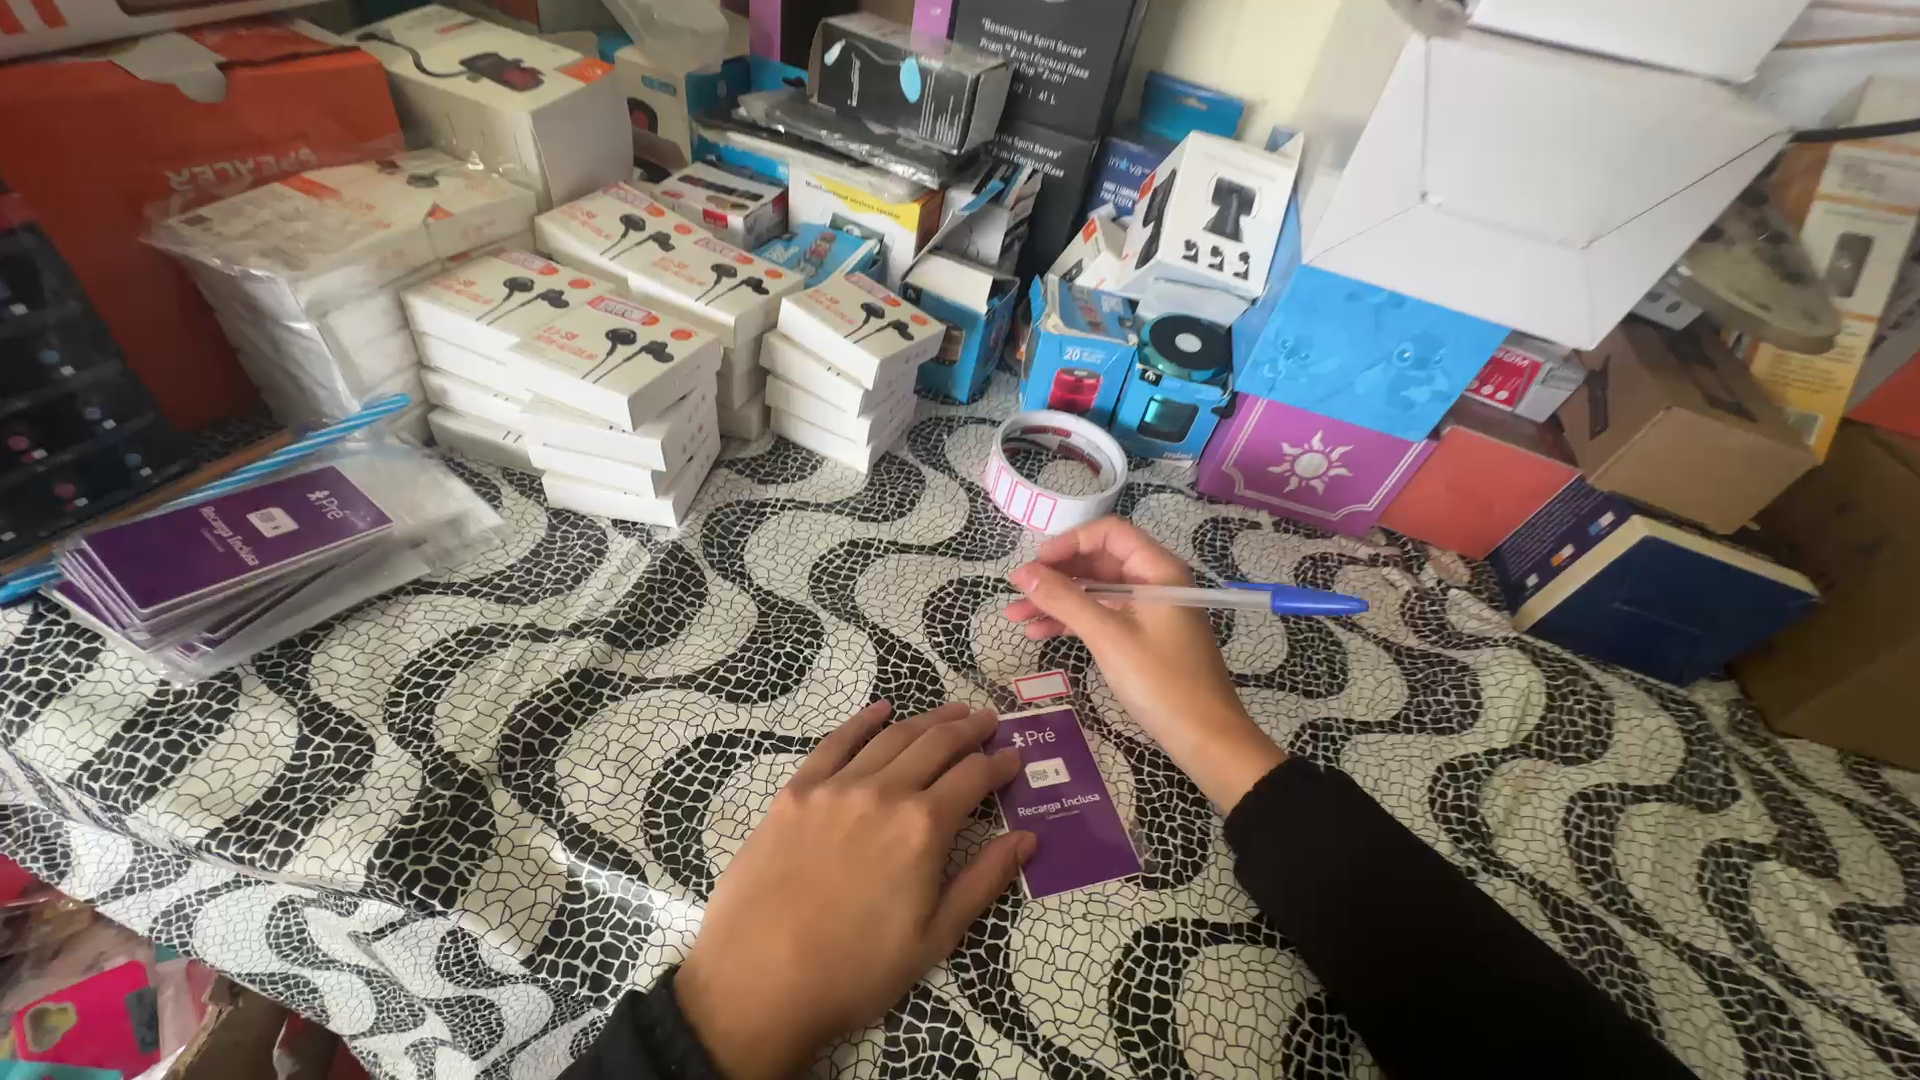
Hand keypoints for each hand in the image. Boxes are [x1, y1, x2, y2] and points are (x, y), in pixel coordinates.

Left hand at [674, 702, 1031, 1079]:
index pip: (974, 777)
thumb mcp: (935, 937)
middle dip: (970, 729)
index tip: (1013, 757)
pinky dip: (864, 720)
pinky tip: (881, 709)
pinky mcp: (797, 790)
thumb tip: (1028, 837)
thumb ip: (984, 880)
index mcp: (924, 827)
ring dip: (928, 719)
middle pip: (937, 744)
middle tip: (988, 721)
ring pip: (893, 736)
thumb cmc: (855, 970)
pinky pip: (836, 742)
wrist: (758, 982)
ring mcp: (837, 785)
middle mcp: (885, 791)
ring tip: (951, 711)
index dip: (999, 764)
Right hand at [1004, 517, 1284, 811]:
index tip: (1035, 563)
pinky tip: (1039, 633)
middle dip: (1056, 575)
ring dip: (1057, 601)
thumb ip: (1064, 600)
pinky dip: (1073, 621)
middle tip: (1018, 590)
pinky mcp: (1143, 636)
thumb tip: (1022, 573)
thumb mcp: (1108, 636)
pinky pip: (1102, 616)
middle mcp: (1155, 582)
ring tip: (1016, 615)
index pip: (1109, 533)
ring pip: (1095, 592)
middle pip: (1099, 562)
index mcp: (1158, 570)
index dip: (1069, 542)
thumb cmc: (1161, 681)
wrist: (1205, 738)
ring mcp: (1149, 611)